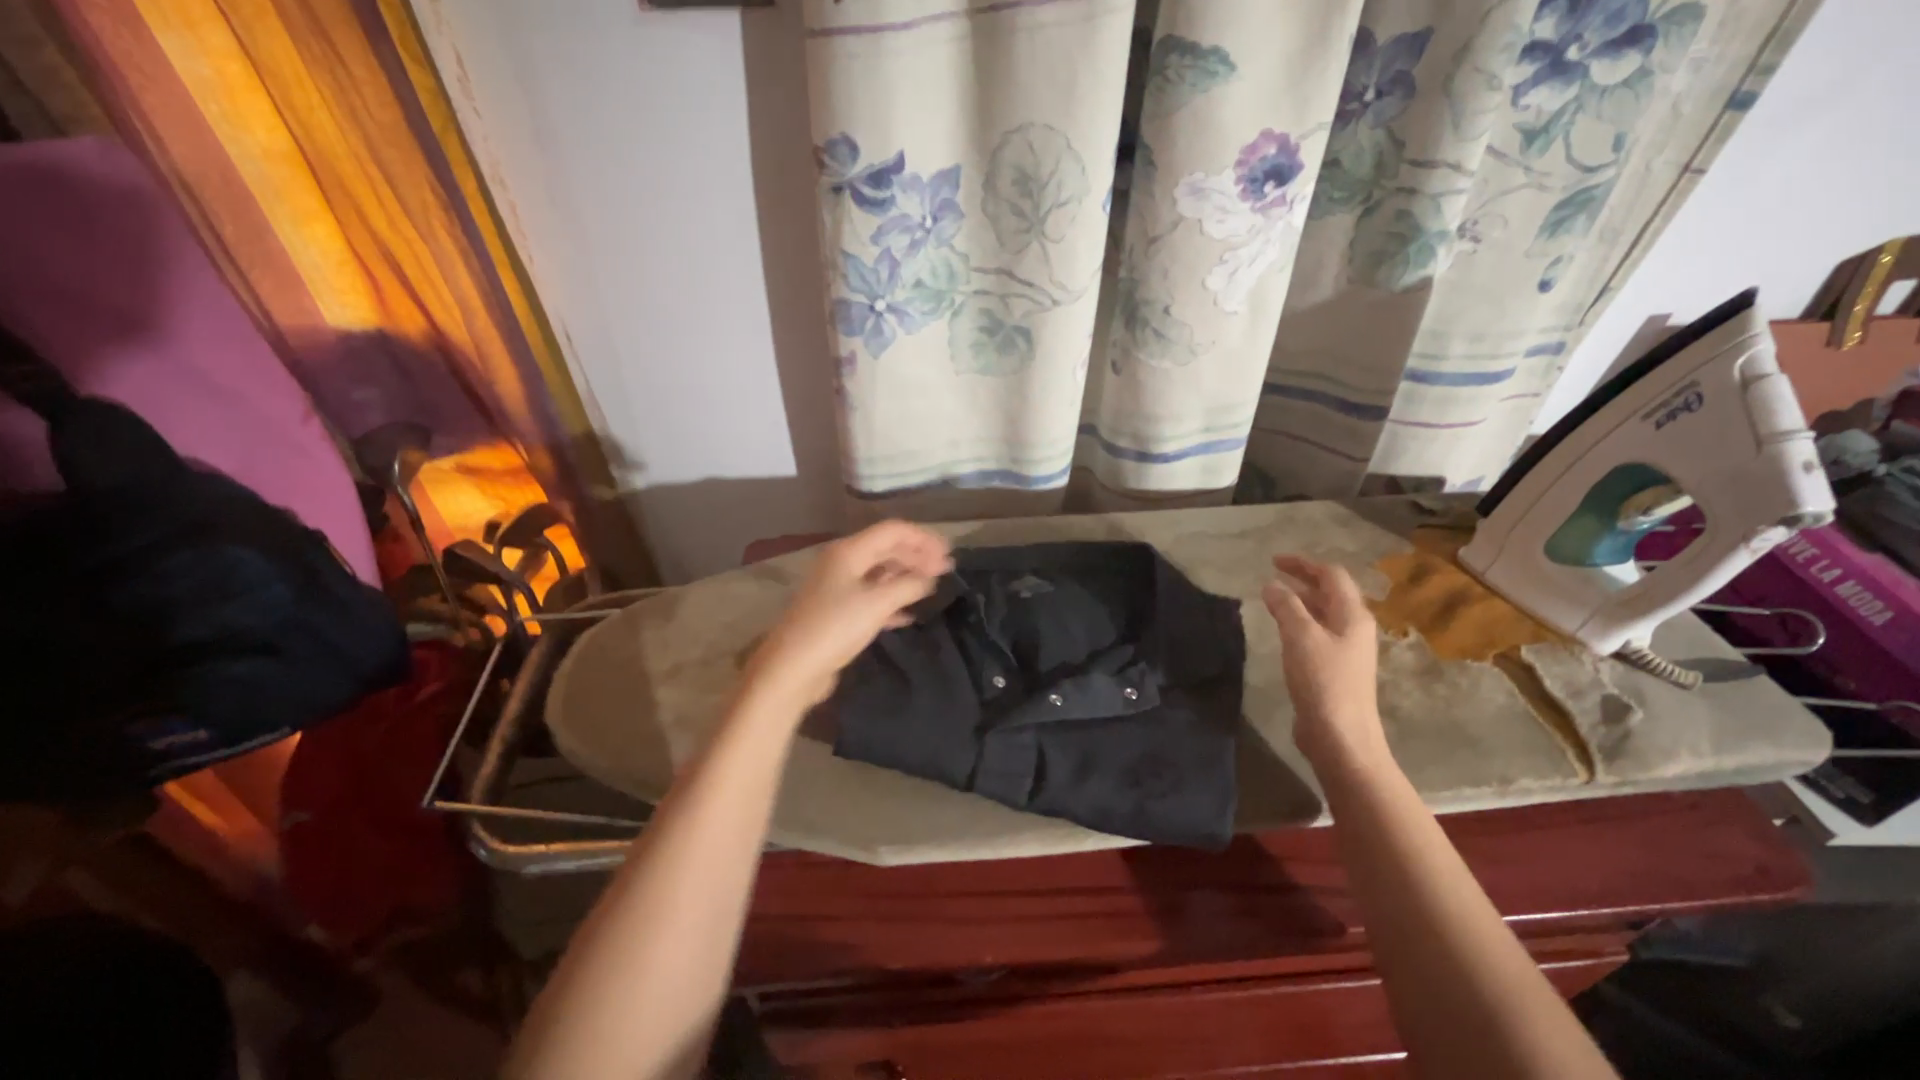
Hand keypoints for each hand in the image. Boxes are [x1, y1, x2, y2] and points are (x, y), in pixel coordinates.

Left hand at [743, 520, 953, 709]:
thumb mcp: (877, 603)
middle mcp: (842, 563)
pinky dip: (892, 600)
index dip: (923, 539)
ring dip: (906, 578)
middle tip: (946, 570)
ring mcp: (837, 587)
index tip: (949, 554)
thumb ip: (908, 586)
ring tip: (931, 589)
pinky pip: (871, 597)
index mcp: (849, 551)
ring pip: (879, 573)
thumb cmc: (835, 628)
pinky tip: (909, 614)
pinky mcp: (837, 612)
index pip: (893, 531)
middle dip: (917, 556)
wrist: (792, 667)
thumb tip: (930, 577)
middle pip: (886, 549)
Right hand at [1262, 555, 1389, 771]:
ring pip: (1324, 615)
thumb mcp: (1300, 637)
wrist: (1340, 736)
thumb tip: (1272, 585)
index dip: (1304, 564)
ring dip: (1300, 602)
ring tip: (1273, 600)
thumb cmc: (1323, 681)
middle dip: (1302, 580)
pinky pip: (1317, 635)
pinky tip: (1283, 632)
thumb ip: (1286, 606)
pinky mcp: (1335, 670)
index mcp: (1353, 615)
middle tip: (1272, 576)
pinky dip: (1300, 624)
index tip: (1274, 561)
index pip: (1332, 576)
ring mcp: (1347, 650)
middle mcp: (1354, 628)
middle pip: (1330, 593)